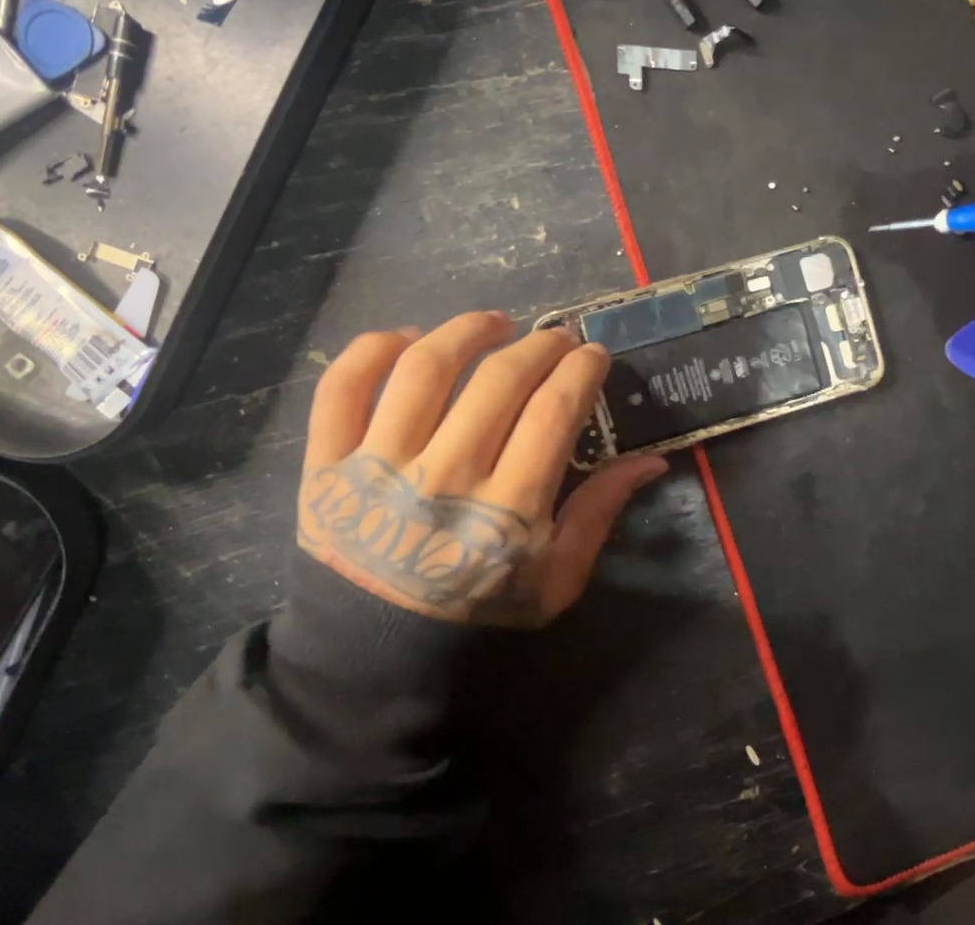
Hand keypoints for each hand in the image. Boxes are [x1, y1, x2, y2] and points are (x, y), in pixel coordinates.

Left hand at [297, 312, 668, 625]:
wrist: (374, 652)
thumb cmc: (478, 613)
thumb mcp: (556, 581)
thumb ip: (599, 515)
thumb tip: (650, 460)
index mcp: (507, 511)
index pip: (553, 412)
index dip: (580, 371)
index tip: (593, 354)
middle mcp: (443, 477)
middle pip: (499, 380)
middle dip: (540, 346)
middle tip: (556, 338)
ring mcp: (377, 466)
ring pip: (424, 367)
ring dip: (466, 330)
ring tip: (493, 323)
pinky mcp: (325, 463)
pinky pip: (342, 386)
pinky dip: (372, 348)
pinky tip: (409, 339)